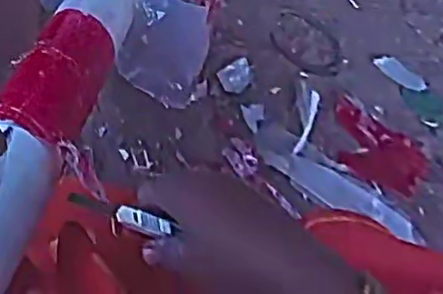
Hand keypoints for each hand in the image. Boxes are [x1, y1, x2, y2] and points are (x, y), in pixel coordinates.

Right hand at [139, 171, 362, 293]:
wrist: (298, 268)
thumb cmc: (235, 265)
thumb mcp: (194, 264)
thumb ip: (165, 251)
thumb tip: (149, 246)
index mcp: (176, 188)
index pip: (145, 191)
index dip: (144, 214)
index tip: (151, 238)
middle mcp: (196, 175)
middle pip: (168, 186)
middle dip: (168, 211)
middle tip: (175, 243)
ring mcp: (223, 179)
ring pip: (194, 189)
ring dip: (192, 210)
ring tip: (202, 242)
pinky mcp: (246, 189)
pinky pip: (217, 193)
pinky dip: (214, 210)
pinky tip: (228, 238)